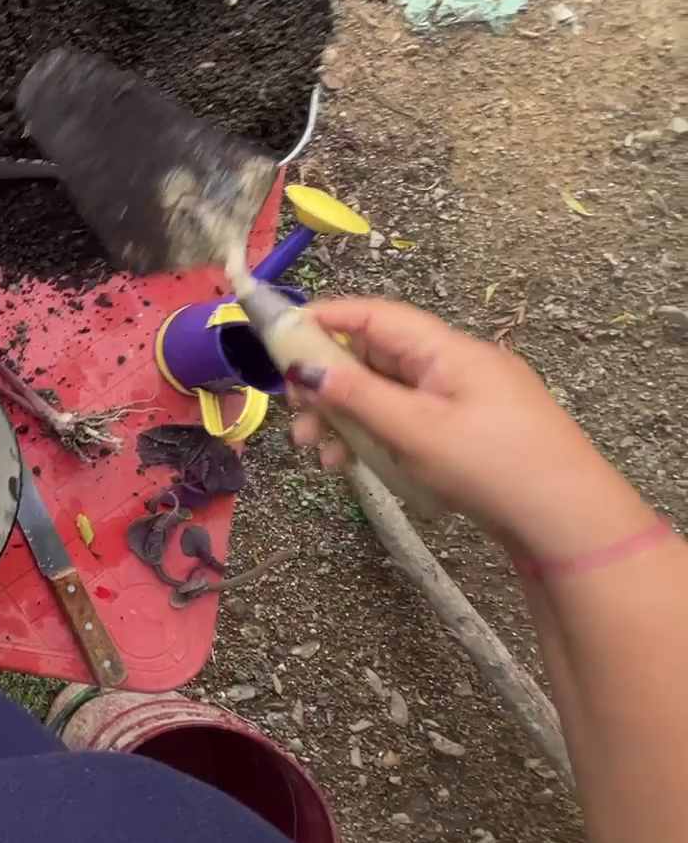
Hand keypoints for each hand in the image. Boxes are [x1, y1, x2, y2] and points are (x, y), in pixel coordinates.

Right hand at [285, 298, 648, 559]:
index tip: (276, 334)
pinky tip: (343, 460)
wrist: (567, 525)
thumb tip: (300, 366)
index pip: (376, 317)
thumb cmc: (491, 466)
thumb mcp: (413, 429)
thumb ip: (353, 394)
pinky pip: (391, 416)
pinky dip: (361, 433)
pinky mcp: (451, 427)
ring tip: (311, 447)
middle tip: (293, 409)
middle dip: (322, 381)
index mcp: (448, 353)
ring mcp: (452, 397)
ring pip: (373, 391)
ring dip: (335, 415)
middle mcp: (449, 366)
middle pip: (368, 357)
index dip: (324, 317)